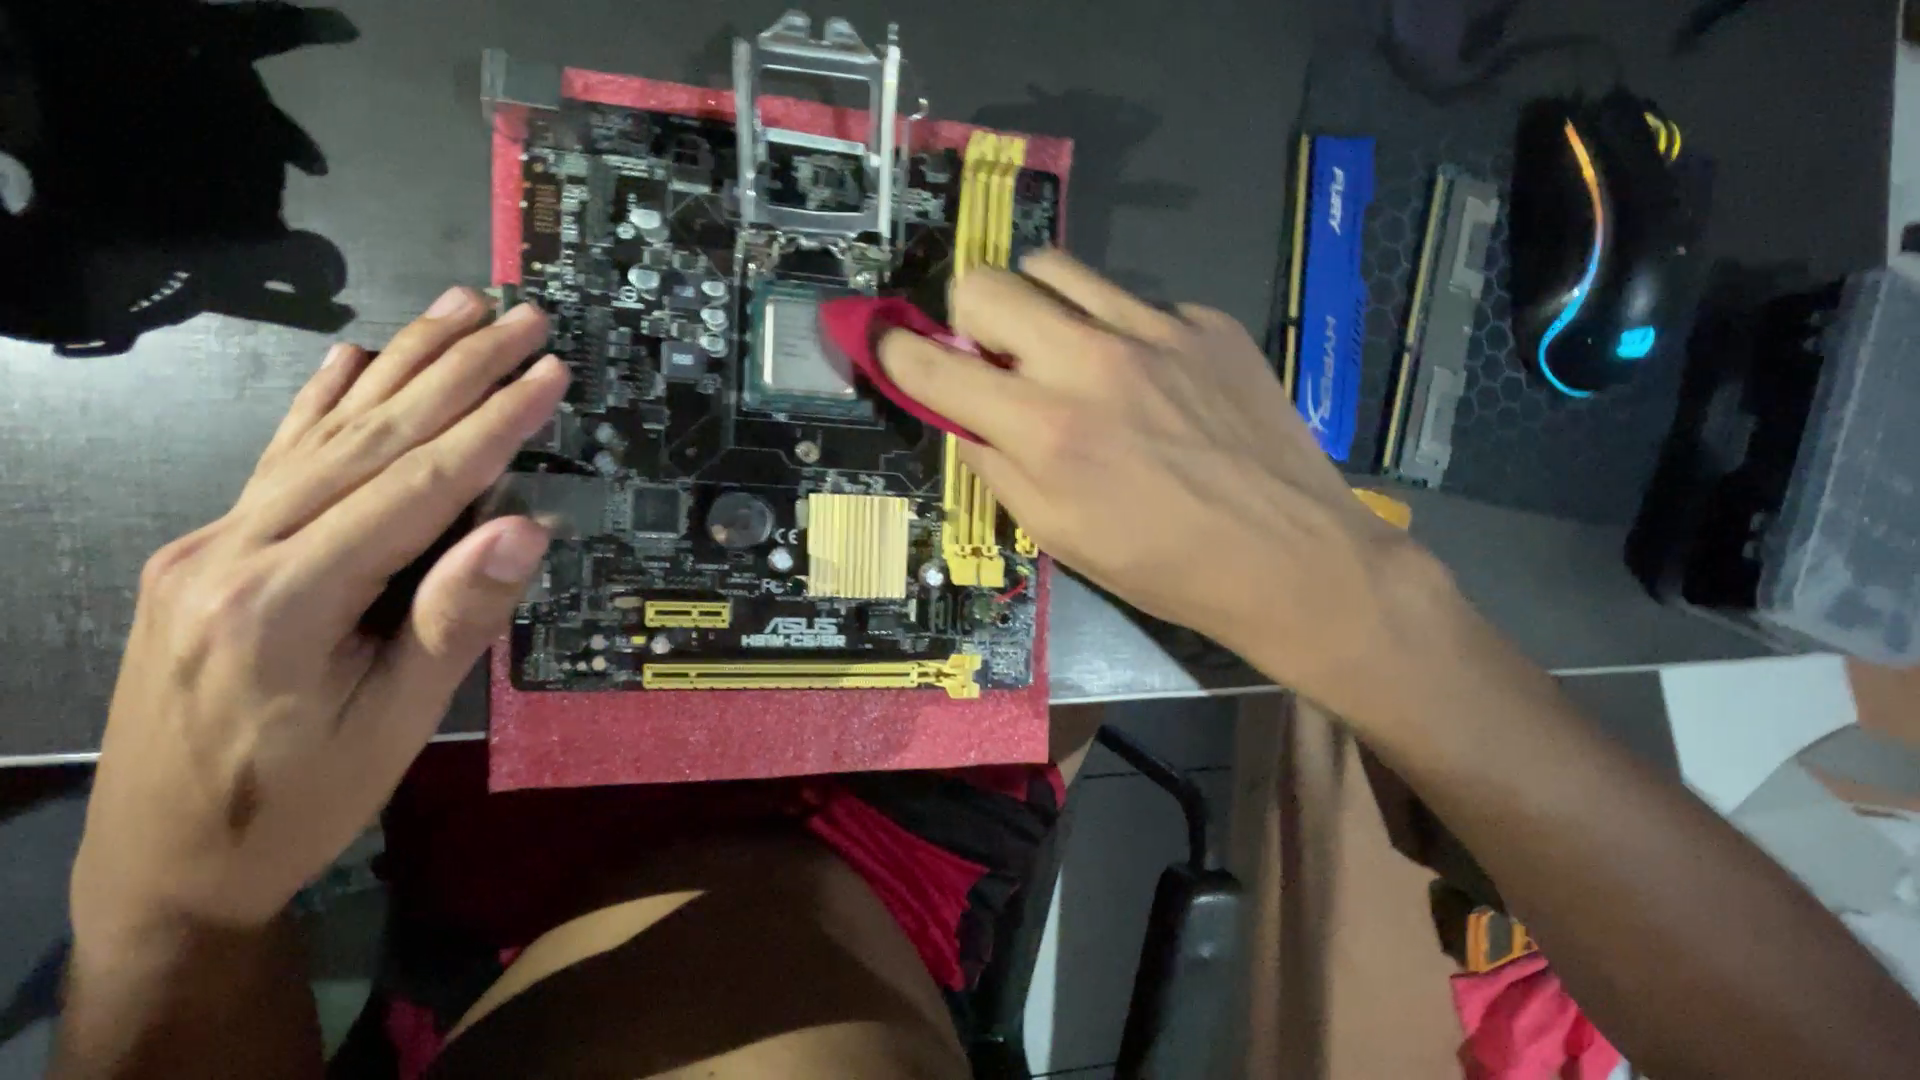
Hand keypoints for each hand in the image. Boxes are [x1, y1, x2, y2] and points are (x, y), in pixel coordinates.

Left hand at [72, 288, 566, 937]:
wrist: (159, 864)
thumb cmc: (298, 804)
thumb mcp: (392, 726)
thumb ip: (454, 619)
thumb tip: (524, 525)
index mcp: (282, 599)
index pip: (415, 486)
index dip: (492, 424)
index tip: (547, 370)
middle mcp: (233, 549)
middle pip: (368, 439)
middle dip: (455, 370)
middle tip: (518, 314)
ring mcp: (208, 544)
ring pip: (323, 436)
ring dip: (401, 367)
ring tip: (457, 309)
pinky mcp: (203, 554)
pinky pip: (276, 462)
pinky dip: (320, 404)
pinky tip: (350, 359)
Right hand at [879, 251, 1427, 700]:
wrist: (1289, 554)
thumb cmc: (1162, 565)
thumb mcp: (1059, 536)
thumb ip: (997, 466)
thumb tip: (965, 415)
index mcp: (1046, 430)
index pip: (936, 366)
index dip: (896, 351)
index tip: (888, 344)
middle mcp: (1091, 362)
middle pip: (987, 283)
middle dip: (967, 315)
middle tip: (990, 352)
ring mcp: (1155, 331)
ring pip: (1056, 268)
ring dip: (1038, 305)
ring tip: (1061, 347)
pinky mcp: (1206, 323)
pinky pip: (1133, 300)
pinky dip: (1119, 330)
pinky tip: (1148, 376)